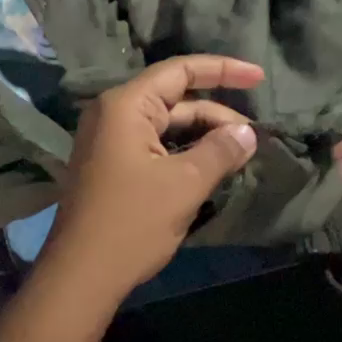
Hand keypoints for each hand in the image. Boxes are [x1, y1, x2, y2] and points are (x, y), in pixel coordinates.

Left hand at [42, 56, 262, 297]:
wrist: (82, 270)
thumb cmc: (132, 221)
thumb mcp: (184, 184)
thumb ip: (219, 151)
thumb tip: (247, 133)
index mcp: (125, 105)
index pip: (179, 71)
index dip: (222, 70)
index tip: (260, 76)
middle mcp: (113, 112)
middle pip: (173, 97)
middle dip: (217, 112)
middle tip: (255, 136)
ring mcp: (108, 138)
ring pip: (165, 123)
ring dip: (202, 134)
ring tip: (241, 152)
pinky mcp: (110, 162)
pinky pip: (153, 143)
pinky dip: (183, 149)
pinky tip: (212, 164)